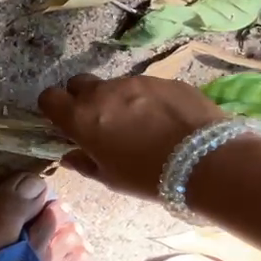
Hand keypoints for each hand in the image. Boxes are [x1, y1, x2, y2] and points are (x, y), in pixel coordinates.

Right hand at [37, 73, 230, 197]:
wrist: (212, 162)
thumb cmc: (149, 176)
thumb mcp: (110, 178)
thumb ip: (83, 163)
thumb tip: (69, 156)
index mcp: (79, 117)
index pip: (48, 97)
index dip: (54, 107)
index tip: (65, 121)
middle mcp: (102, 93)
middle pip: (79, 83)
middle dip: (84, 98)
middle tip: (101, 120)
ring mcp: (136, 83)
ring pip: (115, 86)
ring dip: (119, 100)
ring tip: (142, 123)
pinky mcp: (167, 81)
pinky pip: (147, 87)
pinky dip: (149, 100)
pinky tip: (167, 121)